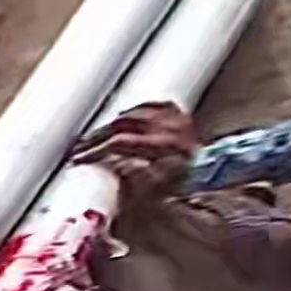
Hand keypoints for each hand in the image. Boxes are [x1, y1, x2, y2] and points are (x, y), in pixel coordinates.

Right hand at [70, 101, 199, 206]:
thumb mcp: (154, 185)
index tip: (77, 160)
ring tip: (96, 134)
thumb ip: (129, 173)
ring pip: (136, 112)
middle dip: (96, 137)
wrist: (213, 173)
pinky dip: (138, 109)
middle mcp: (168, 127)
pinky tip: (125, 115)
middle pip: (122, 124)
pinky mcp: (180, 116)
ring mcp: (175, 119)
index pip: (118, 142)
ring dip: (111, 123)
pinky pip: (157, 105)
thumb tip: (108, 163)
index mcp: (160, 145)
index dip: (94, 151)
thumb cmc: (182, 183)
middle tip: (79, 147)